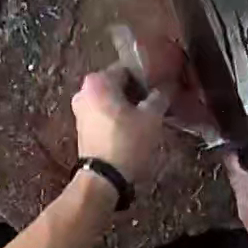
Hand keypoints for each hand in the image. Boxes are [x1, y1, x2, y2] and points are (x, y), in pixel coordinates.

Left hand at [72, 66, 169, 185]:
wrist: (104, 179)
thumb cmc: (127, 142)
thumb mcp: (151, 117)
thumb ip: (160, 96)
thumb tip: (167, 86)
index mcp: (98, 81)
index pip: (128, 69)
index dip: (148, 77)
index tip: (162, 87)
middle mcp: (84, 91)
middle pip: (118, 85)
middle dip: (138, 93)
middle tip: (158, 102)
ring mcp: (80, 111)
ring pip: (112, 101)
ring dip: (129, 106)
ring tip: (149, 117)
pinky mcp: (83, 129)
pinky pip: (105, 115)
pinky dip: (119, 118)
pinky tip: (135, 128)